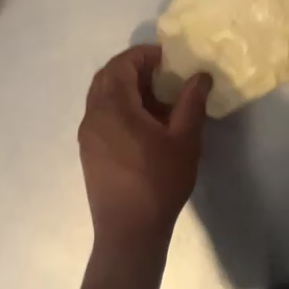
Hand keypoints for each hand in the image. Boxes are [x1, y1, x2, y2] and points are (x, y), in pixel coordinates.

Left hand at [78, 45, 209, 246]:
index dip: (144, 55)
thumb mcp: (184, 138)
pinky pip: (101, 115)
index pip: (121, 65)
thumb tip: (200, 75)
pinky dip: (121, 106)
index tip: (169, 59)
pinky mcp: (90, 153)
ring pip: (102, 96)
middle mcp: (93, 117)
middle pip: (107, 77)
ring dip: (127, 88)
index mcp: (113, 108)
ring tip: (159, 98)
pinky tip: (146, 123)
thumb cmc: (159, 182)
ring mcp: (88, 137)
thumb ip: (192, 101)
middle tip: (164, 72)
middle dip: (134, 68)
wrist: (129, 233)